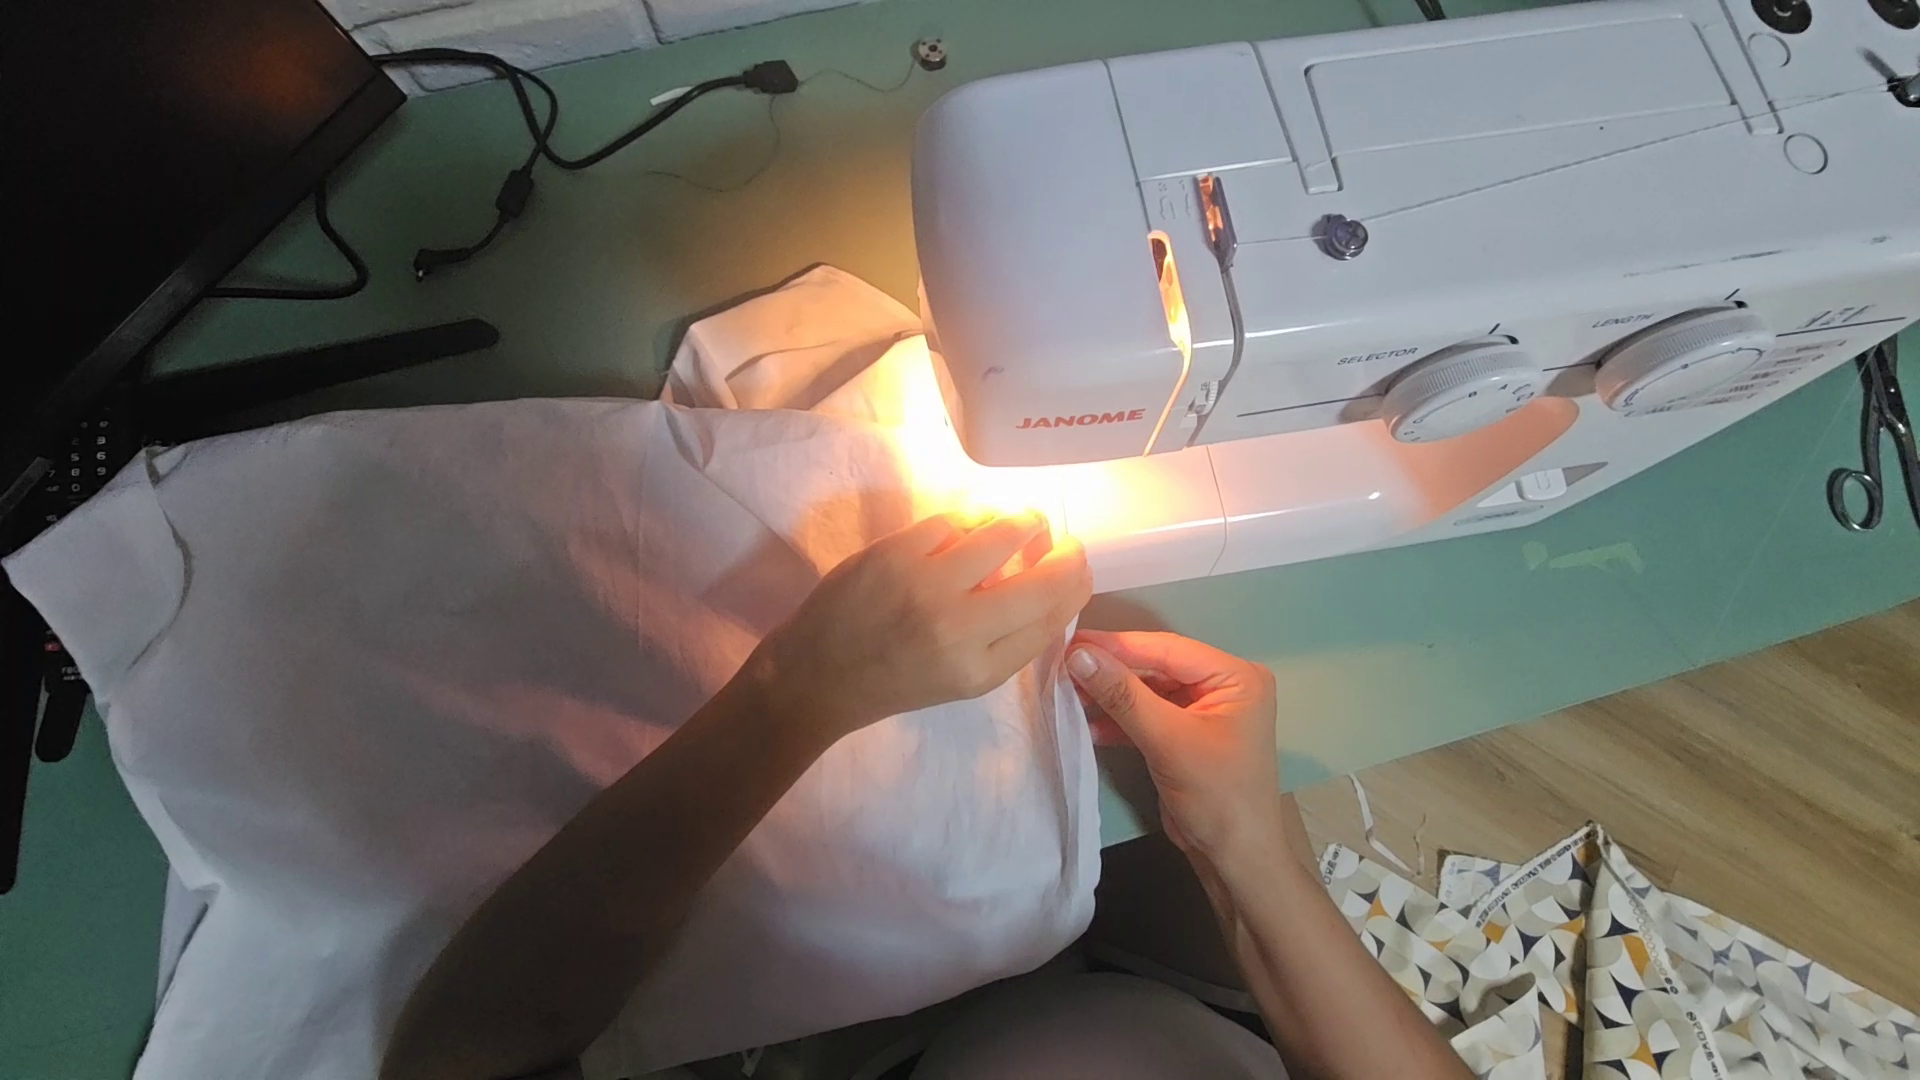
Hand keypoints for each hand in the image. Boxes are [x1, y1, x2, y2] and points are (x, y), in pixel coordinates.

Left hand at [751, 510, 1091, 743]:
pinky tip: (970, 530)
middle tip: (1058, 540)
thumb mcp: (965, 678)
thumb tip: (1051, 583)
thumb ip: (1011, 637)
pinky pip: (954, 520)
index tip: (1075, 566)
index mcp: (982, 669)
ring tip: (1024, 523)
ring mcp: (926, 584)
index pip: (1054, 615)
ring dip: (1023, 522)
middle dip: (1065, 552)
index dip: (1076, 582)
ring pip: (1002, 533)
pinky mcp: (894, 552)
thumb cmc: (896, 681)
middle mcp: (961, 628)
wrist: (817, 676)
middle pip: (1045, 577)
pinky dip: (971, 521)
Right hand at [1066, 630, 1290, 864]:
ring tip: (1066, 689)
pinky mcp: (1182, 732)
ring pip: (1145, 689)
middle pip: (1154, 666)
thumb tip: (1078, 654)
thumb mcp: (1168, 740)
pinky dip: (1117, 718)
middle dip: (1110, 669)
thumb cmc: (1216, 796)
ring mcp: (1201, 708)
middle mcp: (1220, 684)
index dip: (1118, 645)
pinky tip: (1086, 723)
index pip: (1166, 649)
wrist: (1234, 861)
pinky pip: (1145, 713)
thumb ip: (1122, 694)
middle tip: (1062, 661)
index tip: (1071, 640)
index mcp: (1234, 676)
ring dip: (1109, 693)